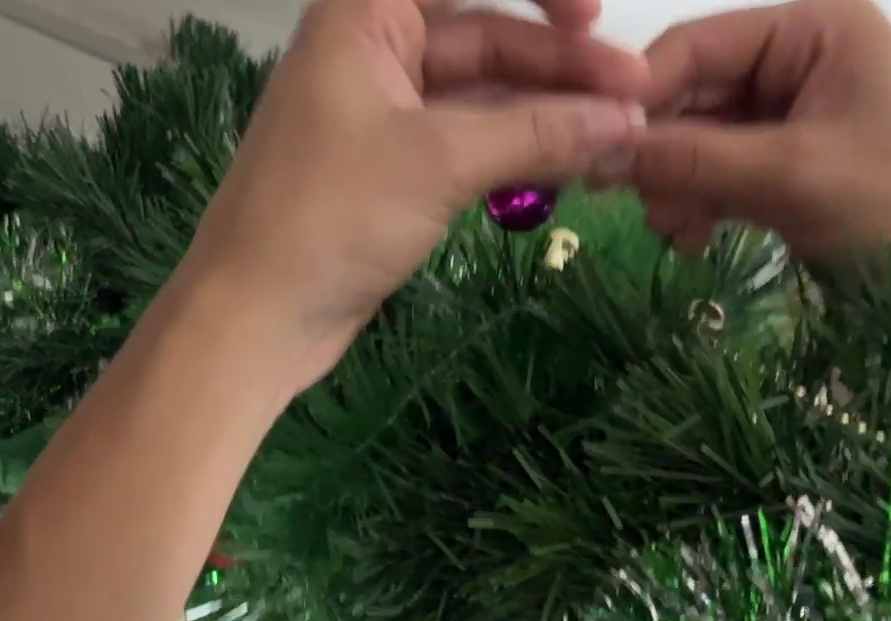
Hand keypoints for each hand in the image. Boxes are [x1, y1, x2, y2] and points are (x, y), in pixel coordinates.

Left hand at [176, 0, 649, 392]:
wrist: (257, 319)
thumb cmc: (329, 218)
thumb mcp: (437, 161)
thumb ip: (534, 133)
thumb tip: (627, 122)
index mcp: (365, 13)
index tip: (599, 19)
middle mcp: (372, 55)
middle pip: (483, 40)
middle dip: (558, 71)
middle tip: (633, 104)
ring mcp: (381, 122)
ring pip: (479, 103)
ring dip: (542, 120)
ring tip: (614, 142)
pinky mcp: (390, 180)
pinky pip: (463, 152)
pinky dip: (511, 160)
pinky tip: (564, 170)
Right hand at [613, 0, 890, 310]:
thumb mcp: (791, 176)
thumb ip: (691, 160)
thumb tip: (596, 152)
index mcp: (812, 30)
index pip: (693, 47)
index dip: (638, 99)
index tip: (594, 158)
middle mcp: (795, 64)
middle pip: (689, 99)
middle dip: (659, 157)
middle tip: (642, 210)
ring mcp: (788, 120)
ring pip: (694, 146)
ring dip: (674, 190)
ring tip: (679, 234)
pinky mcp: (783, 169)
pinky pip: (714, 178)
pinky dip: (696, 208)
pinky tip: (695, 241)